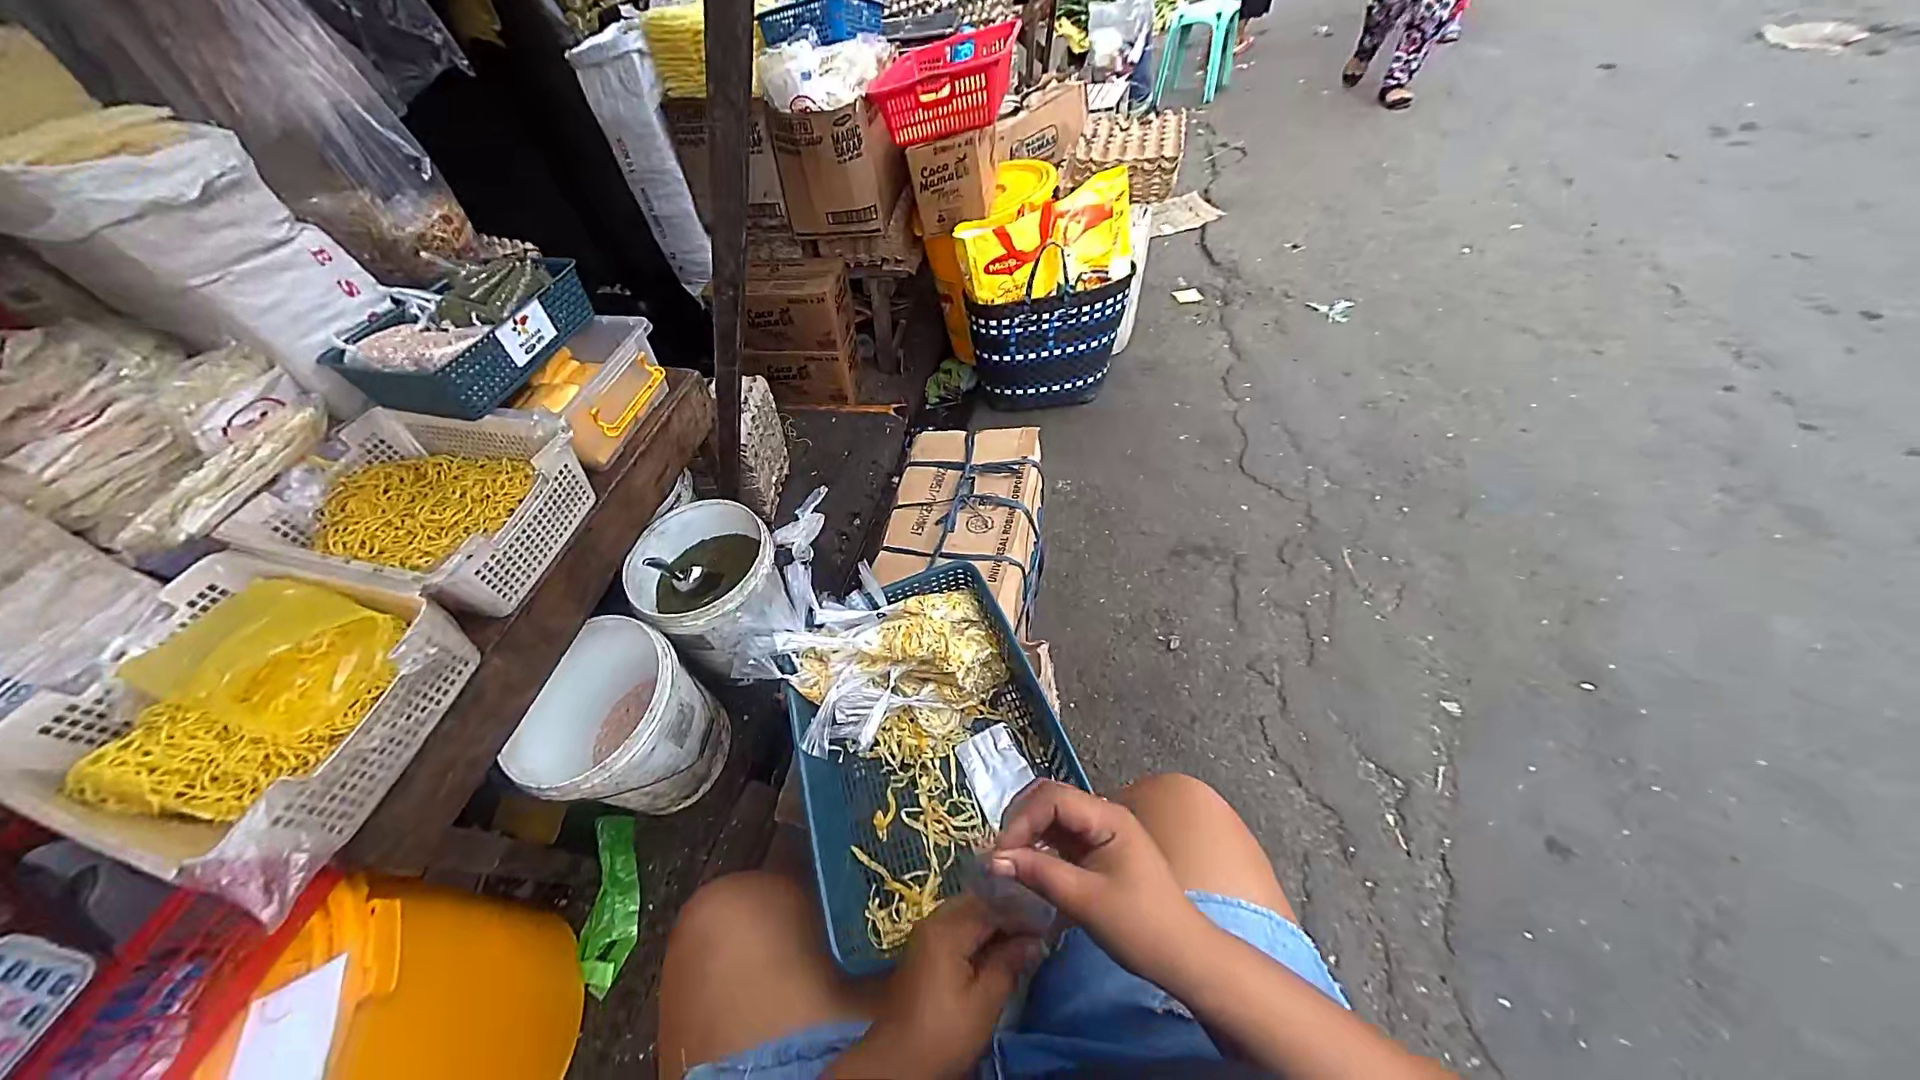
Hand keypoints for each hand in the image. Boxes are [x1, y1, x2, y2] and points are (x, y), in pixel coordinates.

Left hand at [828, 896, 1040, 1079]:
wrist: (897, 1061)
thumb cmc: (943, 1034)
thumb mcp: (984, 1003)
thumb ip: (1009, 964)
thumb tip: (1034, 940)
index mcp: (947, 929)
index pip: (992, 904)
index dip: (1022, 910)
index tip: (1048, 919)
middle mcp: (934, 920)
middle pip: (978, 901)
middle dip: (1009, 910)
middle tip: (1039, 923)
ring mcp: (927, 931)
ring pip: (968, 911)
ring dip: (995, 919)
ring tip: (1024, 932)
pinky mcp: (925, 946)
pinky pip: (958, 924)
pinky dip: (980, 930)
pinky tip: (999, 944)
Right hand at [988, 780, 1210, 983]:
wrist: (1185, 958)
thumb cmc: (1140, 927)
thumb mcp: (1085, 901)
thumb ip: (1038, 874)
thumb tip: (993, 860)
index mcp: (1107, 816)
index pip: (1052, 798)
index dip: (1022, 820)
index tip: (1001, 855)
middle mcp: (1103, 815)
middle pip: (1050, 800)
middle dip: (1021, 822)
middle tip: (1001, 857)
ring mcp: (1101, 832)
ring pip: (1052, 818)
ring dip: (1028, 835)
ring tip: (1009, 864)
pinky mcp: (1098, 852)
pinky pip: (1060, 838)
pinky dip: (1040, 849)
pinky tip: (1028, 870)